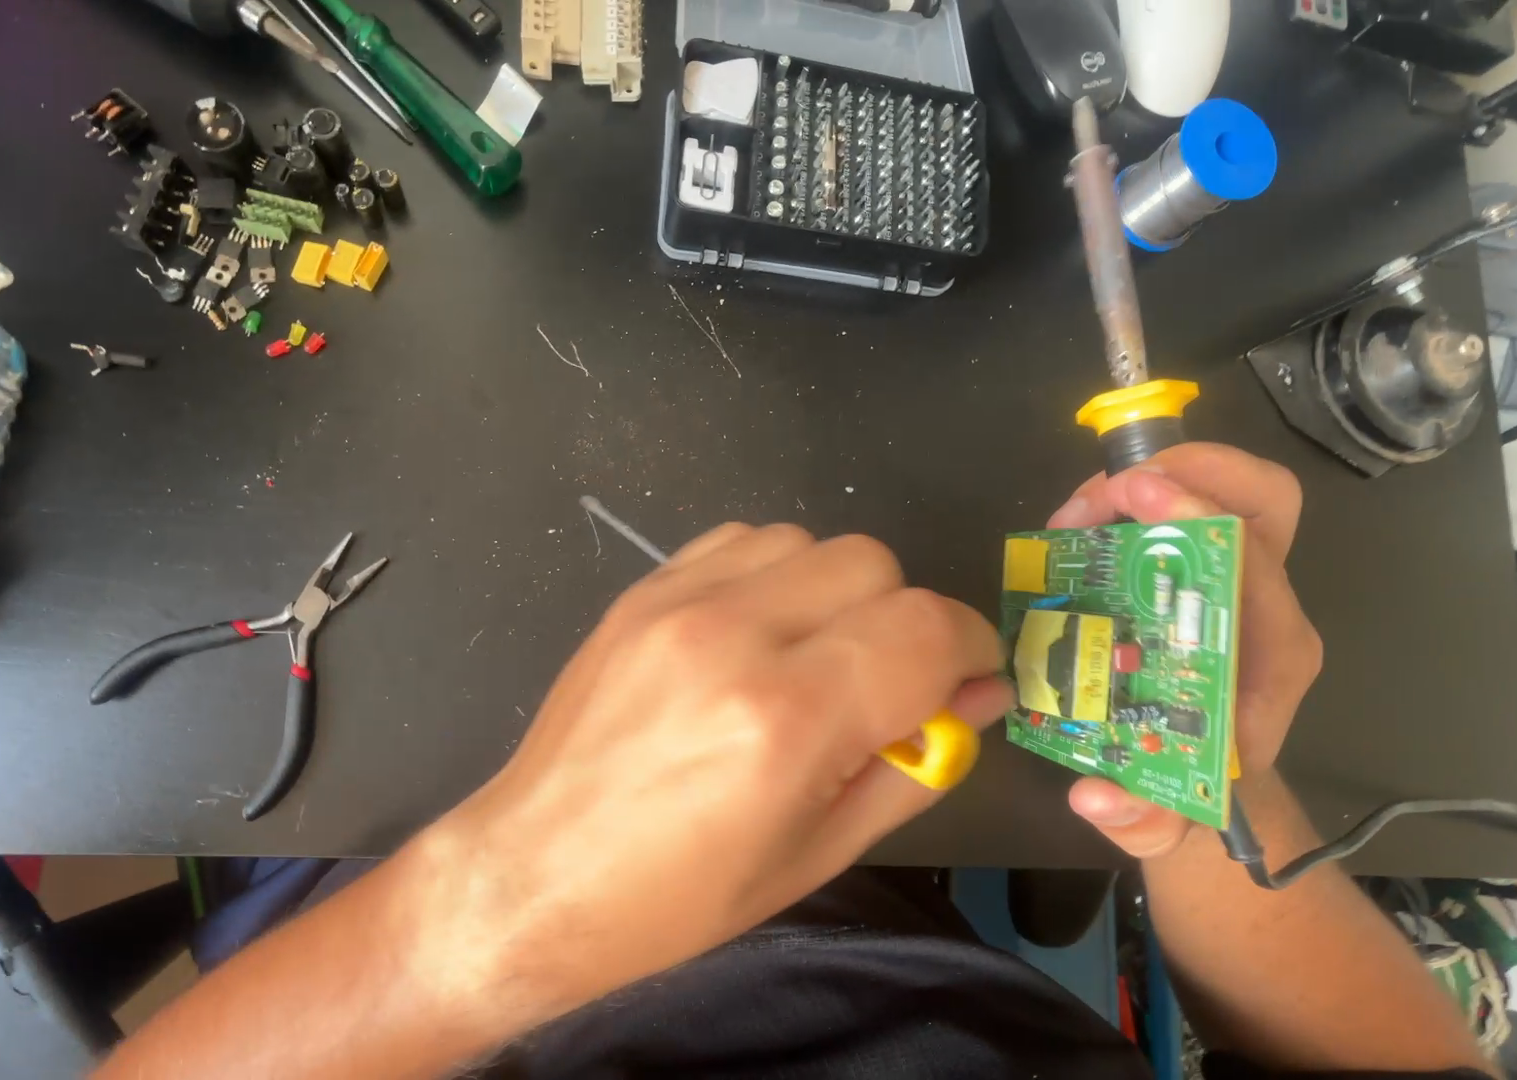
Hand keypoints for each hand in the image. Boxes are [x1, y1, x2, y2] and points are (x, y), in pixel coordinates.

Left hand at [427, 525, 1009, 1014]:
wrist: (537, 870)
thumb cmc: (681, 895)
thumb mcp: (820, 851)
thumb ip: (916, 764)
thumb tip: (979, 695)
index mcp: (787, 717)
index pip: (925, 628)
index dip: (970, 646)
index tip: (964, 679)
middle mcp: (734, 634)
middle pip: (872, 565)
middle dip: (902, 621)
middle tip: (879, 683)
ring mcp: (677, 600)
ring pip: (809, 541)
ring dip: (835, 592)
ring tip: (809, 656)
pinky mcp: (642, 590)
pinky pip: (741, 541)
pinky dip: (773, 574)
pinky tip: (753, 630)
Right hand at [1048, 444, 1321, 858]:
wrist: (1209, 784)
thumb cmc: (1193, 792)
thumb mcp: (1167, 820)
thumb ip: (1138, 820)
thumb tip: (1093, 794)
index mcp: (1270, 655)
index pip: (1256, 562)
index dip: (1202, 518)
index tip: (1134, 499)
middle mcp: (1261, 606)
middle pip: (1263, 502)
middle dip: (1192, 470)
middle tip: (1109, 488)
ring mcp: (1230, 583)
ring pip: (1215, 495)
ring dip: (1141, 486)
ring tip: (1070, 516)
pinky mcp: (1193, 576)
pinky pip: (1175, 513)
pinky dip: (1125, 503)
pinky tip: (1075, 529)